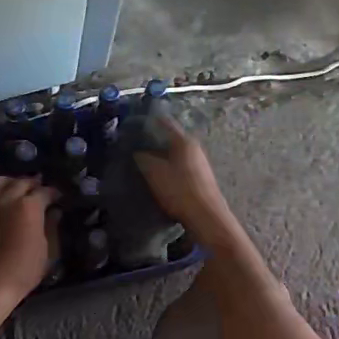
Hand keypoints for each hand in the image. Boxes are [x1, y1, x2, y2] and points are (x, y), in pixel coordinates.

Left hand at [0, 177, 58, 302]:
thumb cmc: (26, 267)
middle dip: (33, 183)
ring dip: (12, 182)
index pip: (44, 191)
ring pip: (0, 181)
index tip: (59, 197)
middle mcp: (8, 198)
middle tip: (41, 188)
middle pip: (21, 182)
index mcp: (29, 205)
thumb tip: (55, 212)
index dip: (53, 193)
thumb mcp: (48, 249)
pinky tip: (2, 200)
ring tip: (19, 188)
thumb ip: (51, 226)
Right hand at [133, 116, 238, 247]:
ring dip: (161, 155)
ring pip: (175, 153)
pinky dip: (169, 166)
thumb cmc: (179, 190)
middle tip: (134, 146)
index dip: (148, 122)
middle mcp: (194, 147)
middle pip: (170, 138)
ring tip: (143, 161)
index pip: (164, 123)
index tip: (133, 125)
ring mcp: (200, 163)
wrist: (206, 216)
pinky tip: (159, 176)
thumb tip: (136, 151)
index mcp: (184, 141)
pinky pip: (181, 165)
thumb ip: (143, 157)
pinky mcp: (201, 177)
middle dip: (153, 141)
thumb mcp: (154, 172)